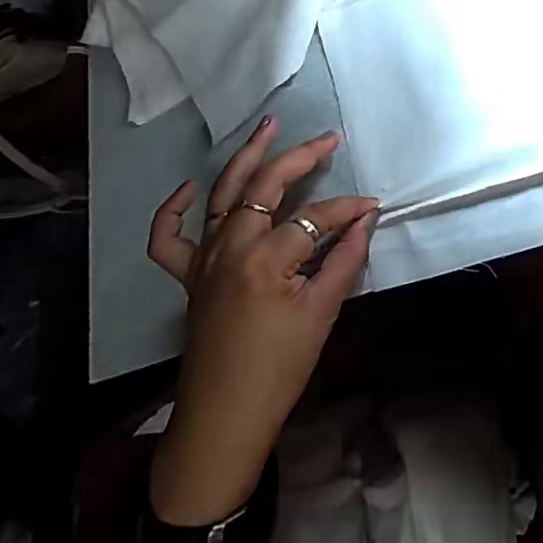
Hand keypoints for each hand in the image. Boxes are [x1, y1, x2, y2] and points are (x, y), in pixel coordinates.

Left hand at [144, 117, 379, 525]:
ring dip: (245, 158)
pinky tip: (191, 189)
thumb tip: (366, 220)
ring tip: (268, 127)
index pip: (317, 216)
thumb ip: (346, 258)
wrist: (225, 415)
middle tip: (328, 139)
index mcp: (265, 259)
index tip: (374, 206)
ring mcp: (204, 260)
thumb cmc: (281, 366)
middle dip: (301, 157)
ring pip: (221, 195)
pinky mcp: (188, 276)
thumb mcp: (324, 311)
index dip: (349, 208)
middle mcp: (230, 248)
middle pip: (265, 185)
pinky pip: (169, 239)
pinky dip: (174, 210)